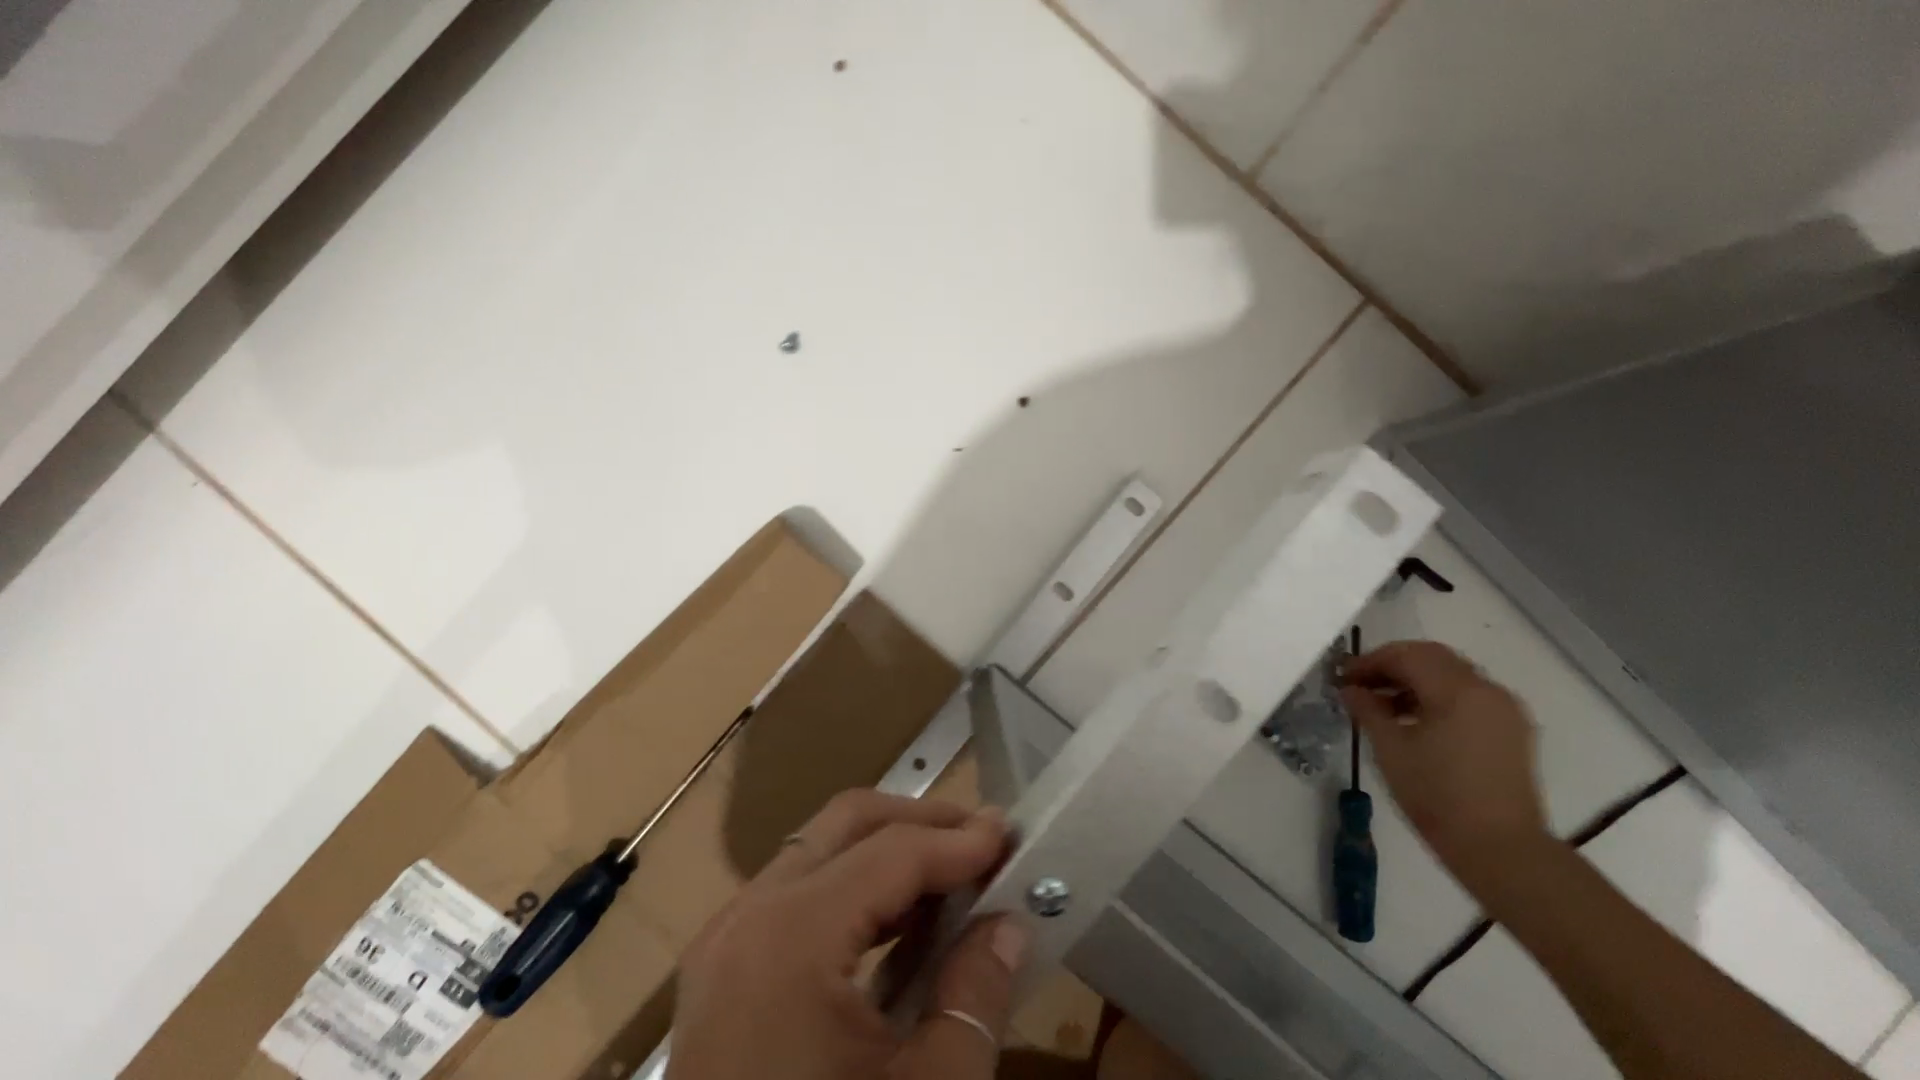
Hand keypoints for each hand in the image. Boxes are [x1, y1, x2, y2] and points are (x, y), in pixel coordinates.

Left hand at [668, 790, 1026, 1079]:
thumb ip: (973, 995)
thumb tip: (1008, 927)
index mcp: (792, 936)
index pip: (892, 852)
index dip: (960, 840)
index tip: (1015, 836)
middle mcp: (748, 916)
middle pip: (845, 823)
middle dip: (921, 822)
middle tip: (985, 840)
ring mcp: (725, 942)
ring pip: (816, 852)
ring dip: (887, 852)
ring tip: (955, 876)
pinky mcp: (721, 974)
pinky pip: (793, 896)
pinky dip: (852, 889)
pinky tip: (901, 925)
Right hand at [1340, 641, 1549, 878]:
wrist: (1500, 848)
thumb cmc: (1437, 797)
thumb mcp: (1390, 750)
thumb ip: (1368, 710)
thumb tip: (1351, 689)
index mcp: (1458, 690)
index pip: (1408, 654)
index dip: (1371, 661)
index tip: (1343, 677)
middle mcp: (1488, 689)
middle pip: (1434, 658)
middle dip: (1394, 666)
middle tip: (1361, 685)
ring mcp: (1506, 709)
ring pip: (1454, 676)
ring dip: (1417, 681)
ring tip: (1384, 706)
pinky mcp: (1513, 730)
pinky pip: (1471, 697)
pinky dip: (1440, 698)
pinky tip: (1417, 723)